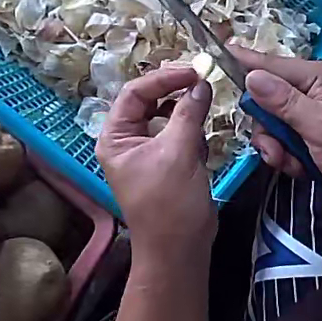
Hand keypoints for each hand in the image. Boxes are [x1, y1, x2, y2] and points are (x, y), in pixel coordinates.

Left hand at [96, 66, 216, 257]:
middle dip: (176, 91)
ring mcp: (149, 151)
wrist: (180, 250)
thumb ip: (189, 113)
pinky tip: (204, 137)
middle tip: (203, 80)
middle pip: (150, 101)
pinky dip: (194, 130)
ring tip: (205, 107)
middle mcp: (128, 140)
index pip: (135, 92)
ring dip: (187, 111)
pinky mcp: (169, 161)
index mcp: (116, 137)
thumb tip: (202, 83)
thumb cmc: (170, 203)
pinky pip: (180, 133)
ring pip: (168, 116)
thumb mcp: (179, 152)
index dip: (163, 78)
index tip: (194, 70)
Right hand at [234, 46, 321, 203]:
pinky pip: (294, 139)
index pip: (273, 64)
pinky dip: (294, 157)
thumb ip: (284, 102)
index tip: (218, 49)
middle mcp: (318, 89)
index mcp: (321, 76)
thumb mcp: (321, 126)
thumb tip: (252, 75)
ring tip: (294, 167)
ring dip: (280, 148)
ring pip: (279, 124)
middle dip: (267, 129)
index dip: (245, 61)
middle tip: (274, 155)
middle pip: (270, 99)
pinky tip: (304, 171)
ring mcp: (320, 112)